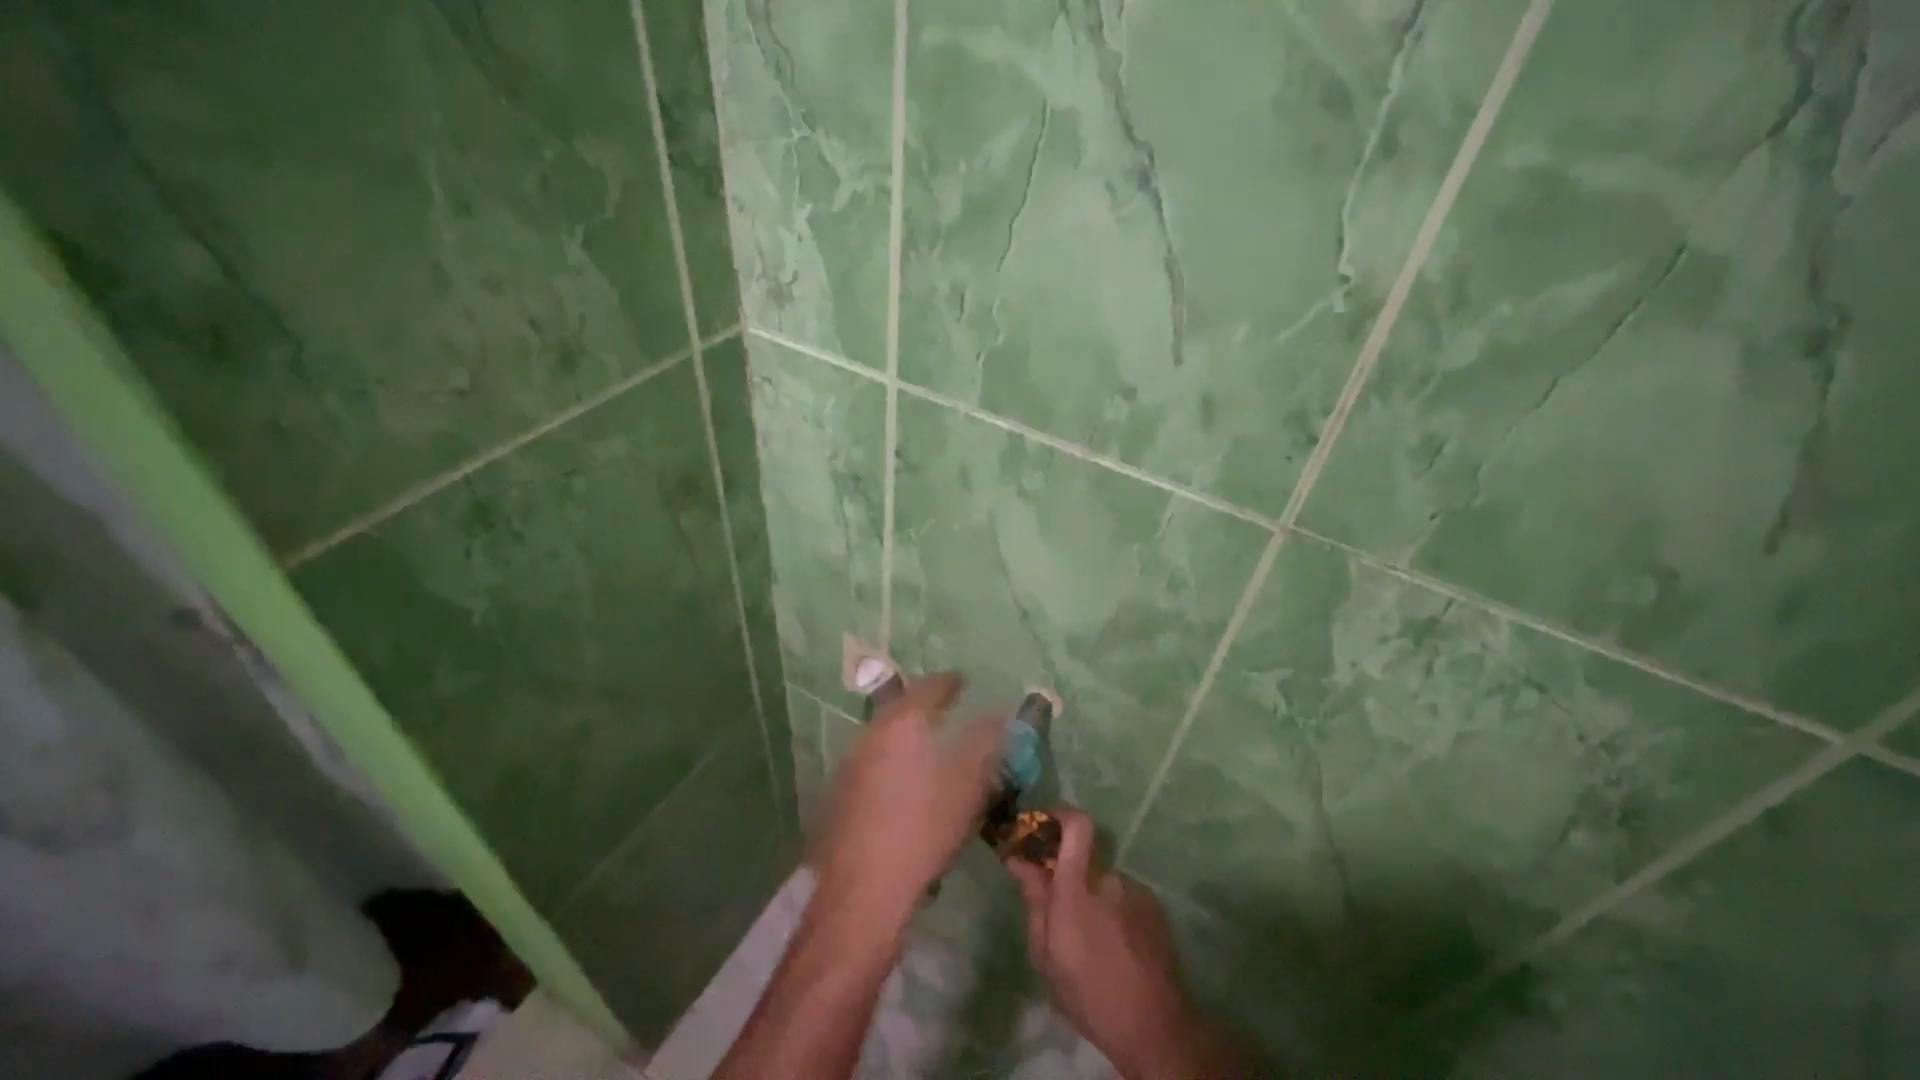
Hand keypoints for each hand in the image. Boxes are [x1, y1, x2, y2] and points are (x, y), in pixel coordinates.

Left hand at [813, 673, 1005, 924]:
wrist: (860, 888)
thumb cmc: (922, 830)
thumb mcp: (967, 787)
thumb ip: (985, 744)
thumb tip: (1000, 714)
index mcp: (902, 723)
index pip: (930, 687)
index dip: (950, 683)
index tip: (966, 682)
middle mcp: (870, 733)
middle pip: (901, 708)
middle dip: (926, 707)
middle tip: (950, 712)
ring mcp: (850, 763)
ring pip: (884, 735)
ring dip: (908, 735)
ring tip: (932, 748)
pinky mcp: (839, 792)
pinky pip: (873, 761)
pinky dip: (893, 760)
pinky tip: (907, 783)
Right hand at [1006, 808, 1241, 1079]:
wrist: (1153, 1026)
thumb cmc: (1087, 995)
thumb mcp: (1045, 954)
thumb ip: (1034, 900)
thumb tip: (1019, 859)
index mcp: (1078, 888)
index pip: (1077, 825)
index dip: (1059, 815)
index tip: (1039, 826)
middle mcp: (1110, 880)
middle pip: (1083, 862)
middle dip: (1067, 879)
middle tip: (1058, 917)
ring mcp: (1137, 893)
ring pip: (1103, 884)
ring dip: (1092, 901)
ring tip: (1089, 945)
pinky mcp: (1154, 909)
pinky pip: (1123, 899)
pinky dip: (1113, 914)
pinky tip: (1113, 950)